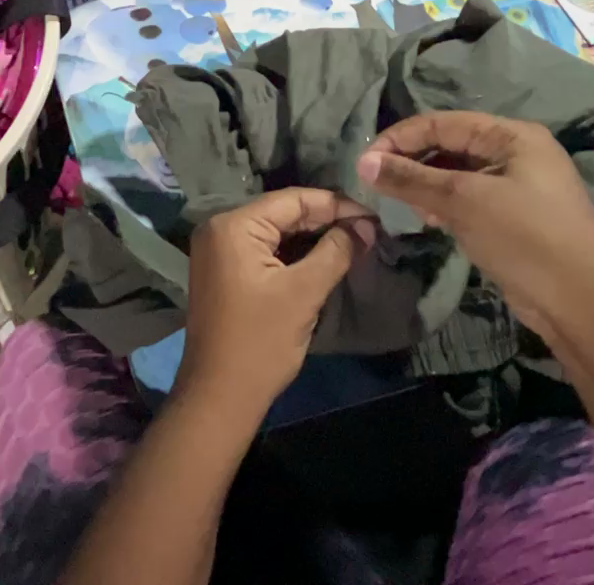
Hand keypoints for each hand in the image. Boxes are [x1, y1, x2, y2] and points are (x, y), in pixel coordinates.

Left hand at [176, 188, 373, 414]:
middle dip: (326, 220)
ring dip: (313, 237)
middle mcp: (220, 228)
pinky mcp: (224, 270)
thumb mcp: (304, 292)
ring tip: (357, 241)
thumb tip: (366, 226)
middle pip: (282, 213)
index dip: (336, 205)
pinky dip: (294, 253)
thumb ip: (336, 252)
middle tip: (370, 230)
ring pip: (276, 232)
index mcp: (233, 226)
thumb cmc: (260, 341)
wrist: (220, 393)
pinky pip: (265, 249)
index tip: (374, 216)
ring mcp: (219, 250)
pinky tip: (326, 257)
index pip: (292, 200)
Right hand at [356, 112, 593, 336]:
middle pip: (448, 145)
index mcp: (513, 136)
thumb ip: (411, 179)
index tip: (365, 163)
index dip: (400, 138)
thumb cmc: (526, 239)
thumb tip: (362, 162)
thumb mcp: (463, 202)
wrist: (584, 305)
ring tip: (401, 204)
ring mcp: (516, 186)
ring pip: (454, 173)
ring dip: (423, 184)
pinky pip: (466, 198)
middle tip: (377, 184)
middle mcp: (515, 153)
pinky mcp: (512, 216)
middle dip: (410, 161)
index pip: (441, 123)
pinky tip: (427, 220)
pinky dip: (441, 204)